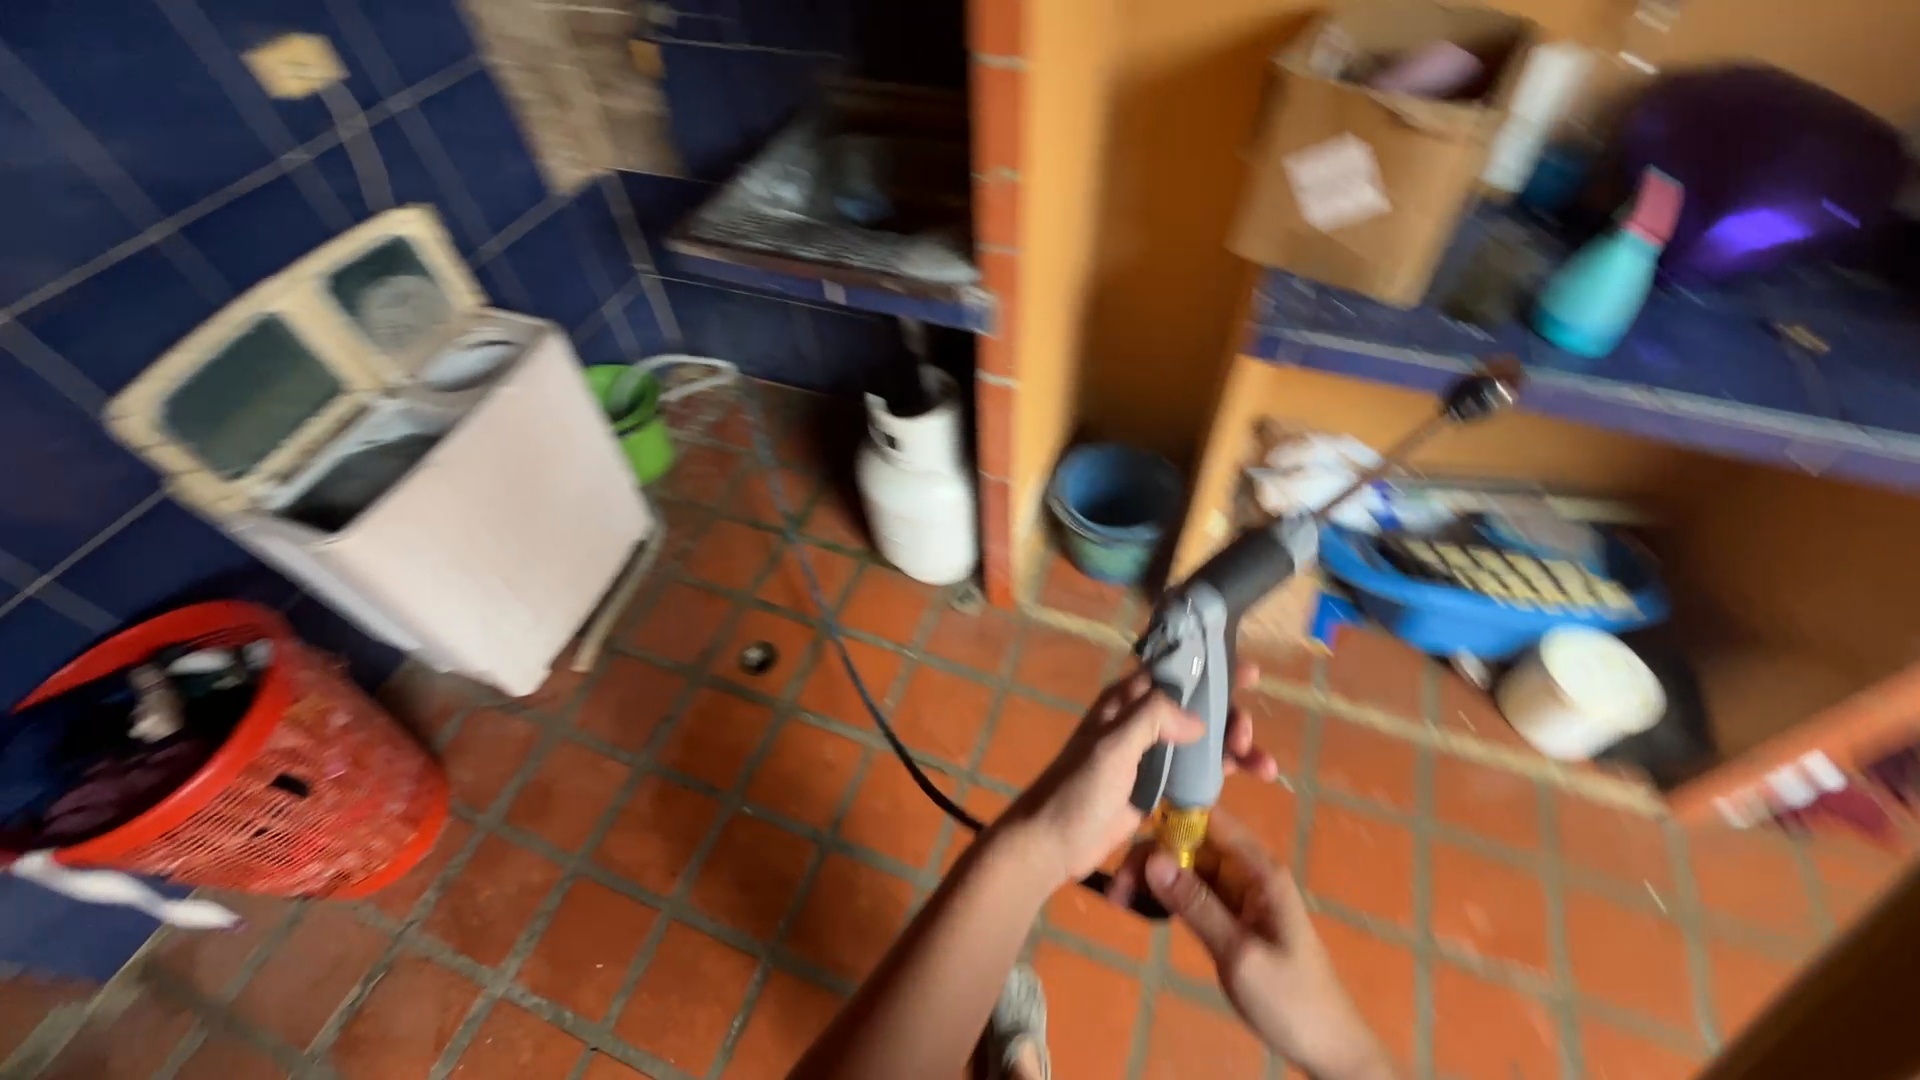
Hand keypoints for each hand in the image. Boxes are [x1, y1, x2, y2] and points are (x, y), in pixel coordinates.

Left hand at [998, 665, 1279, 886]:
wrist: (1055, 842)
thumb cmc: (1078, 789)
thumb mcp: (1112, 746)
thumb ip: (1152, 719)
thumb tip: (1198, 719)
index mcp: (1125, 701)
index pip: (1172, 672)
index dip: (1209, 668)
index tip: (1249, 672)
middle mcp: (1141, 721)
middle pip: (1196, 705)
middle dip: (1228, 714)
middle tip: (1245, 734)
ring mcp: (1153, 754)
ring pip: (1204, 738)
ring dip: (1235, 745)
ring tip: (1263, 765)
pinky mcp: (1160, 785)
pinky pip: (1199, 769)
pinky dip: (1226, 769)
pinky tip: (1253, 775)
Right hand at [1135, 812, 1396, 1079]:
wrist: (1328, 1049)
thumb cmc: (1291, 1000)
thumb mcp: (1240, 954)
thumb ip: (1196, 905)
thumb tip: (1151, 858)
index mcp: (1258, 869)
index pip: (1209, 818)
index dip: (1169, 814)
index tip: (1127, 827)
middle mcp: (1246, 871)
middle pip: (1189, 841)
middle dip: (1151, 853)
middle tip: (1115, 886)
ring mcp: (1236, 893)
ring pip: (1185, 865)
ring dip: (1152, 875)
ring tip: (1118, 898)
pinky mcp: (1228, 914)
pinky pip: (1190, 890)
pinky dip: (1164, 895)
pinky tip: (1138, 905)